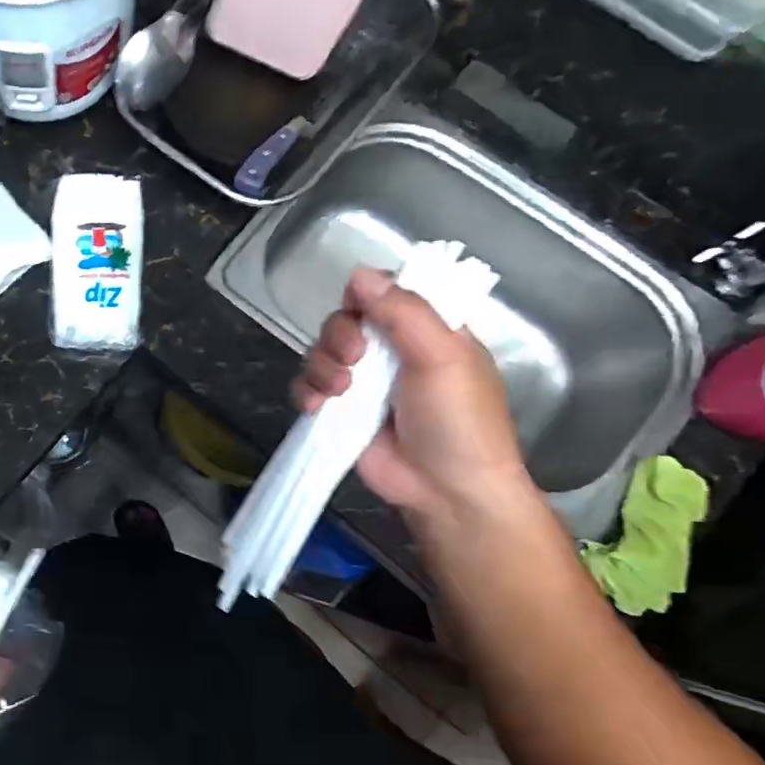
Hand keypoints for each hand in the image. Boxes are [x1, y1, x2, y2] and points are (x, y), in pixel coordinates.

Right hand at [292, 267, 535, 524]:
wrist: (445, 490)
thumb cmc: (458, 420)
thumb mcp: (442, 356)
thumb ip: (403, 312)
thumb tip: (358, 274)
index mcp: (427, 330)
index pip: (386, 294)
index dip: (366, 296)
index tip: (362, 310)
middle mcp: (392, 352)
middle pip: (345, 320)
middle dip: (339, 336)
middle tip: (354, 359)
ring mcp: (364, 383)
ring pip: (321, 352)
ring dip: (321, 365)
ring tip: (339, 391)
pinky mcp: (340, 413)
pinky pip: (308, 387)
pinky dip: (307, 391)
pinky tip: (318, 405)